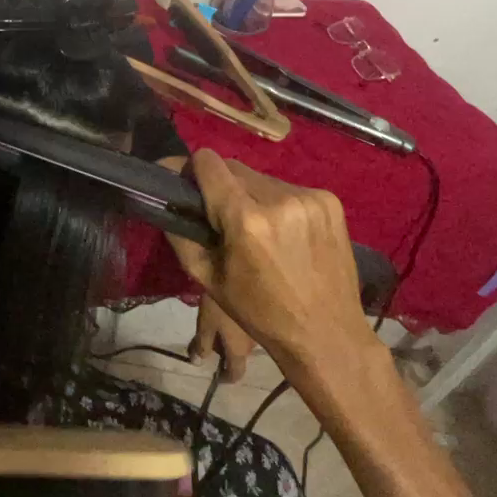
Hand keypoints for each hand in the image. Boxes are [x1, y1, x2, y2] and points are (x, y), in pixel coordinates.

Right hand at [157, 149, 375, 376]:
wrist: (328, 335)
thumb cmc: (260, 312)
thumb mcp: (206, 277)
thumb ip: (180, 231)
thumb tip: (166, 197)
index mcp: (245, 219)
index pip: (207, 161)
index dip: (192, 171)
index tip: (190, 189)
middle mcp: (278, 199)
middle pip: (233, 167)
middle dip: (222, 186)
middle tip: (224, 218)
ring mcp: (309, 198)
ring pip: (260, 177)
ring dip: (250, 194)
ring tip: (258, 229)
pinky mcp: (330, 201)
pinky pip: (286, 187)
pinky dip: (277, 202)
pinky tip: (285, 232)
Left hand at [190, 294, 255, 381]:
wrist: (243, 280)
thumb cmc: (220, 306)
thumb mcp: (205, 324)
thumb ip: (201, 345)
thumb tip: (196, 364)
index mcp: (239, 351)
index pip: (236, 373)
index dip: (227, 377)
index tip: (218, 377)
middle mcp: (252, 346)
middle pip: (238, 356)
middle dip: (223, 353)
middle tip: (207, 342)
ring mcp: (257, 332)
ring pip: (241, 342)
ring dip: (228, 339)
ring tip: (213, 326)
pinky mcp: (258, 318)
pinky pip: (245, 331)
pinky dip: (234, 330)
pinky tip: (225, 317)